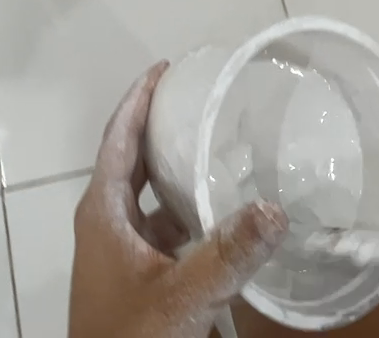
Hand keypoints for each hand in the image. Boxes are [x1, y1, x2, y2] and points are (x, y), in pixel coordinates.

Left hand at [70, 62, 289, 337]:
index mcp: (103, 209)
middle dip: (157, 125)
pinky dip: (181, 209)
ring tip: (211, 145)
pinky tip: (214, 212)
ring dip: (171, 168)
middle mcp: (105, 219)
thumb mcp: (181, 296)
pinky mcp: (131, 273)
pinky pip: (157, 225)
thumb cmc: (131, 336)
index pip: (118, 136)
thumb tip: (276, 208)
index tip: (164, 68)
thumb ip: (227, 253)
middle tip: (195, 99)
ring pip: (145, 194)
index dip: (138, 99)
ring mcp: (116, 248)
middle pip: (129, 157)